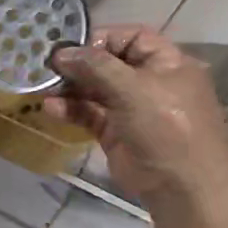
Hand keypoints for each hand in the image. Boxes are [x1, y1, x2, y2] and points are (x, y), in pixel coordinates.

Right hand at [44, 25, 227, 205]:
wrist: (182, 189)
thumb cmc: (166, 127)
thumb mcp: (134, 88)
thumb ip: (96, 66)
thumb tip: (61, 52)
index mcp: (167, 63)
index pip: (132, 38)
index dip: (102, 38)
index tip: (70, 45)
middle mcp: (150, 82)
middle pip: (109, 63)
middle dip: (79, 64)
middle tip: (48, 65)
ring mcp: (132, 109)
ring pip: (96, 90)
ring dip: (70, 87)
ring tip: (44, 85)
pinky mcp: (116, 133)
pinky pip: (90, 114)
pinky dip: (71, 110)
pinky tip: (51, 108)